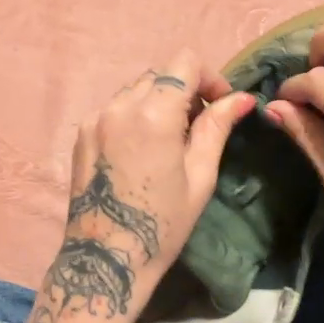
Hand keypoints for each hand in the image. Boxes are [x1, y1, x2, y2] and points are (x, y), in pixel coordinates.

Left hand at [52, 50, 254, 321]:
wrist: (105, 258)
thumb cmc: (163, 224)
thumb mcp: (199, 177)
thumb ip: (217, 128)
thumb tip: (241, 99)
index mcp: (153, 115)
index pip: (184, 63)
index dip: (208, 78)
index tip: (219, 106)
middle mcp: (119, 106)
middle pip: (159, 74)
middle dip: (184, 91)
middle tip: (199, 128)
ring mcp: (95, 119)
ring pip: (135, 90)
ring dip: (158, 103)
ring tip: (171, 141)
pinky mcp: (82, 135)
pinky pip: (115, 109)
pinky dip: (135, 117)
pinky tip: (143, 152)